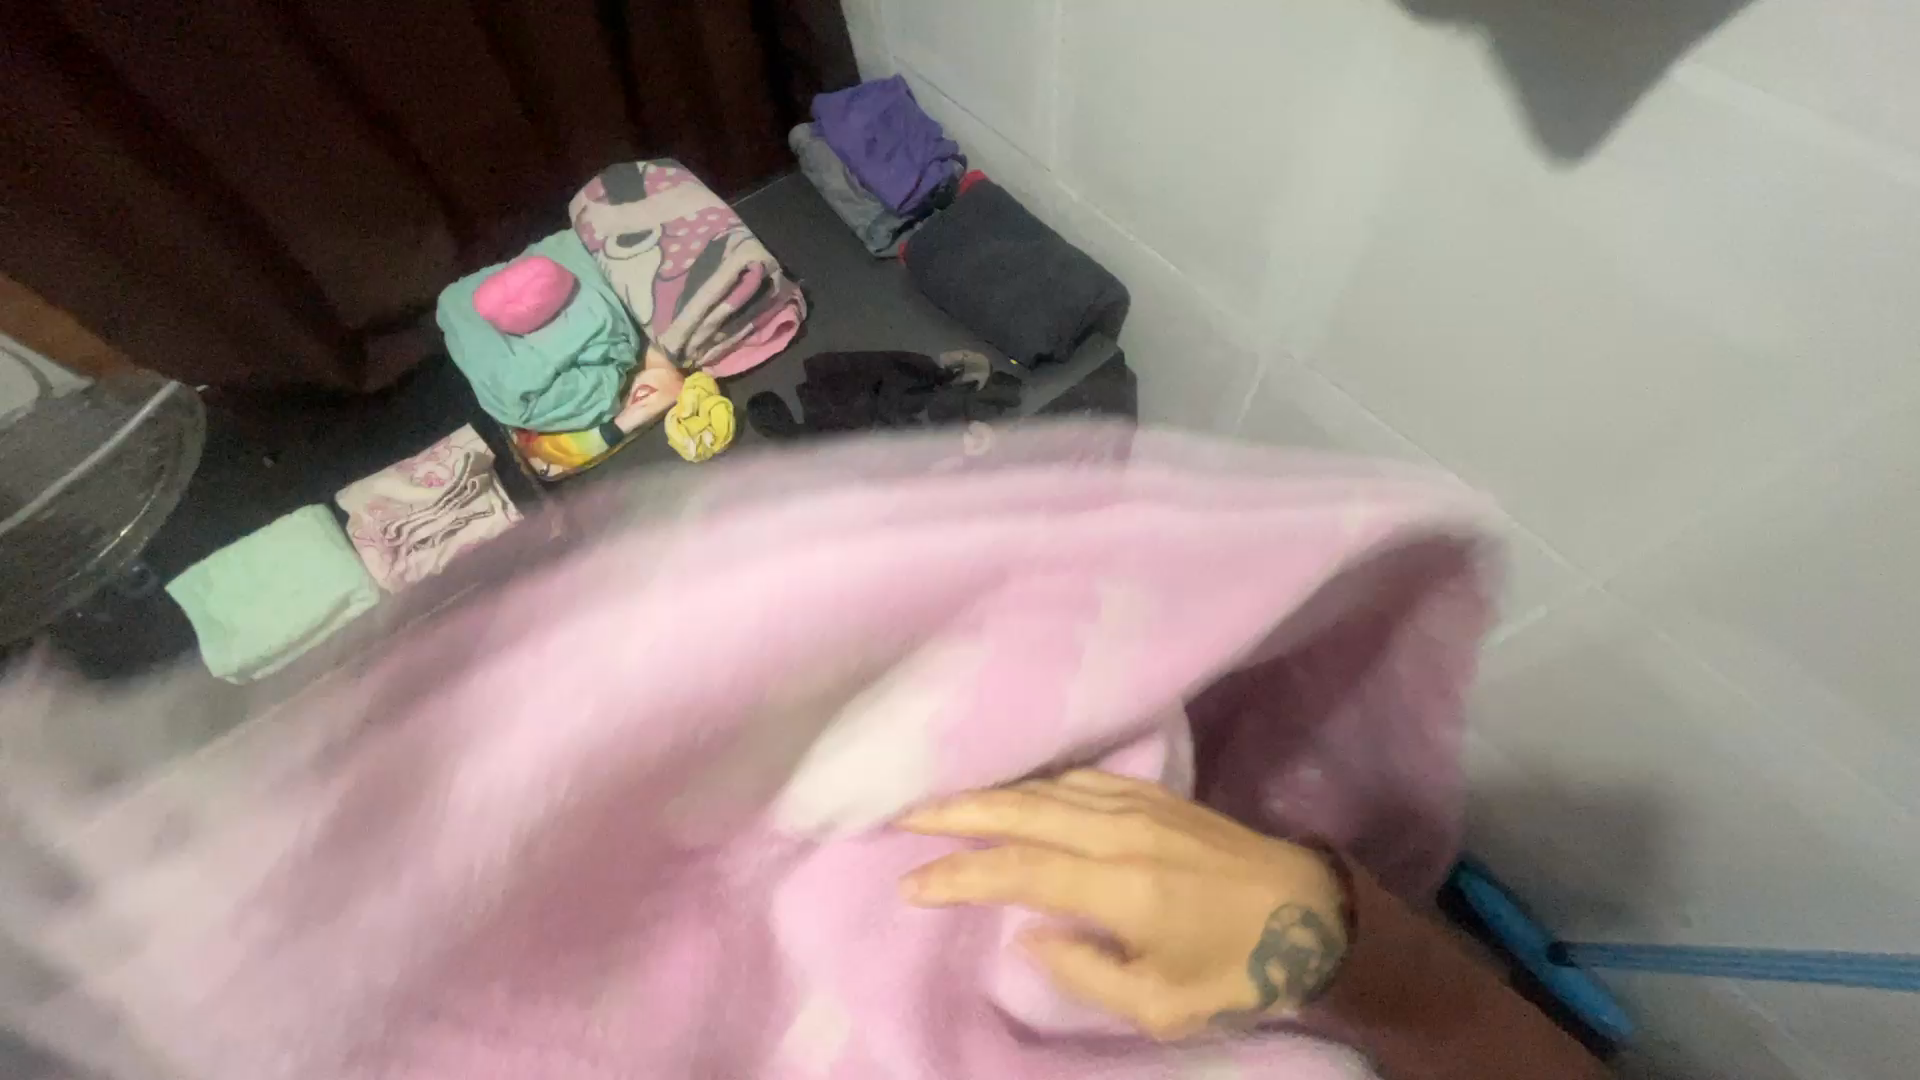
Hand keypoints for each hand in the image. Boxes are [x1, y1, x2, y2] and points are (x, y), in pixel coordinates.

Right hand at [897, 769, 1348, 1039]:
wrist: (1309, 908)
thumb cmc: (1237, 966)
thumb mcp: (1164, 1004)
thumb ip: (1087, 972)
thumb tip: (1027, 933)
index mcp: (1122, 887)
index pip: (1018, 871)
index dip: (958, 876)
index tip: (911, 885)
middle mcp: (1118, 832)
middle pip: (1019, 810)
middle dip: (955, 811)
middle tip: (902, 814)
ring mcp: (1134, 802)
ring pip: (1042, 787)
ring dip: (987, 792)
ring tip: (942, 800)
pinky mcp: (1149, 791)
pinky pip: (1074, 778)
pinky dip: (1032, 783)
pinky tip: (1012, 791)